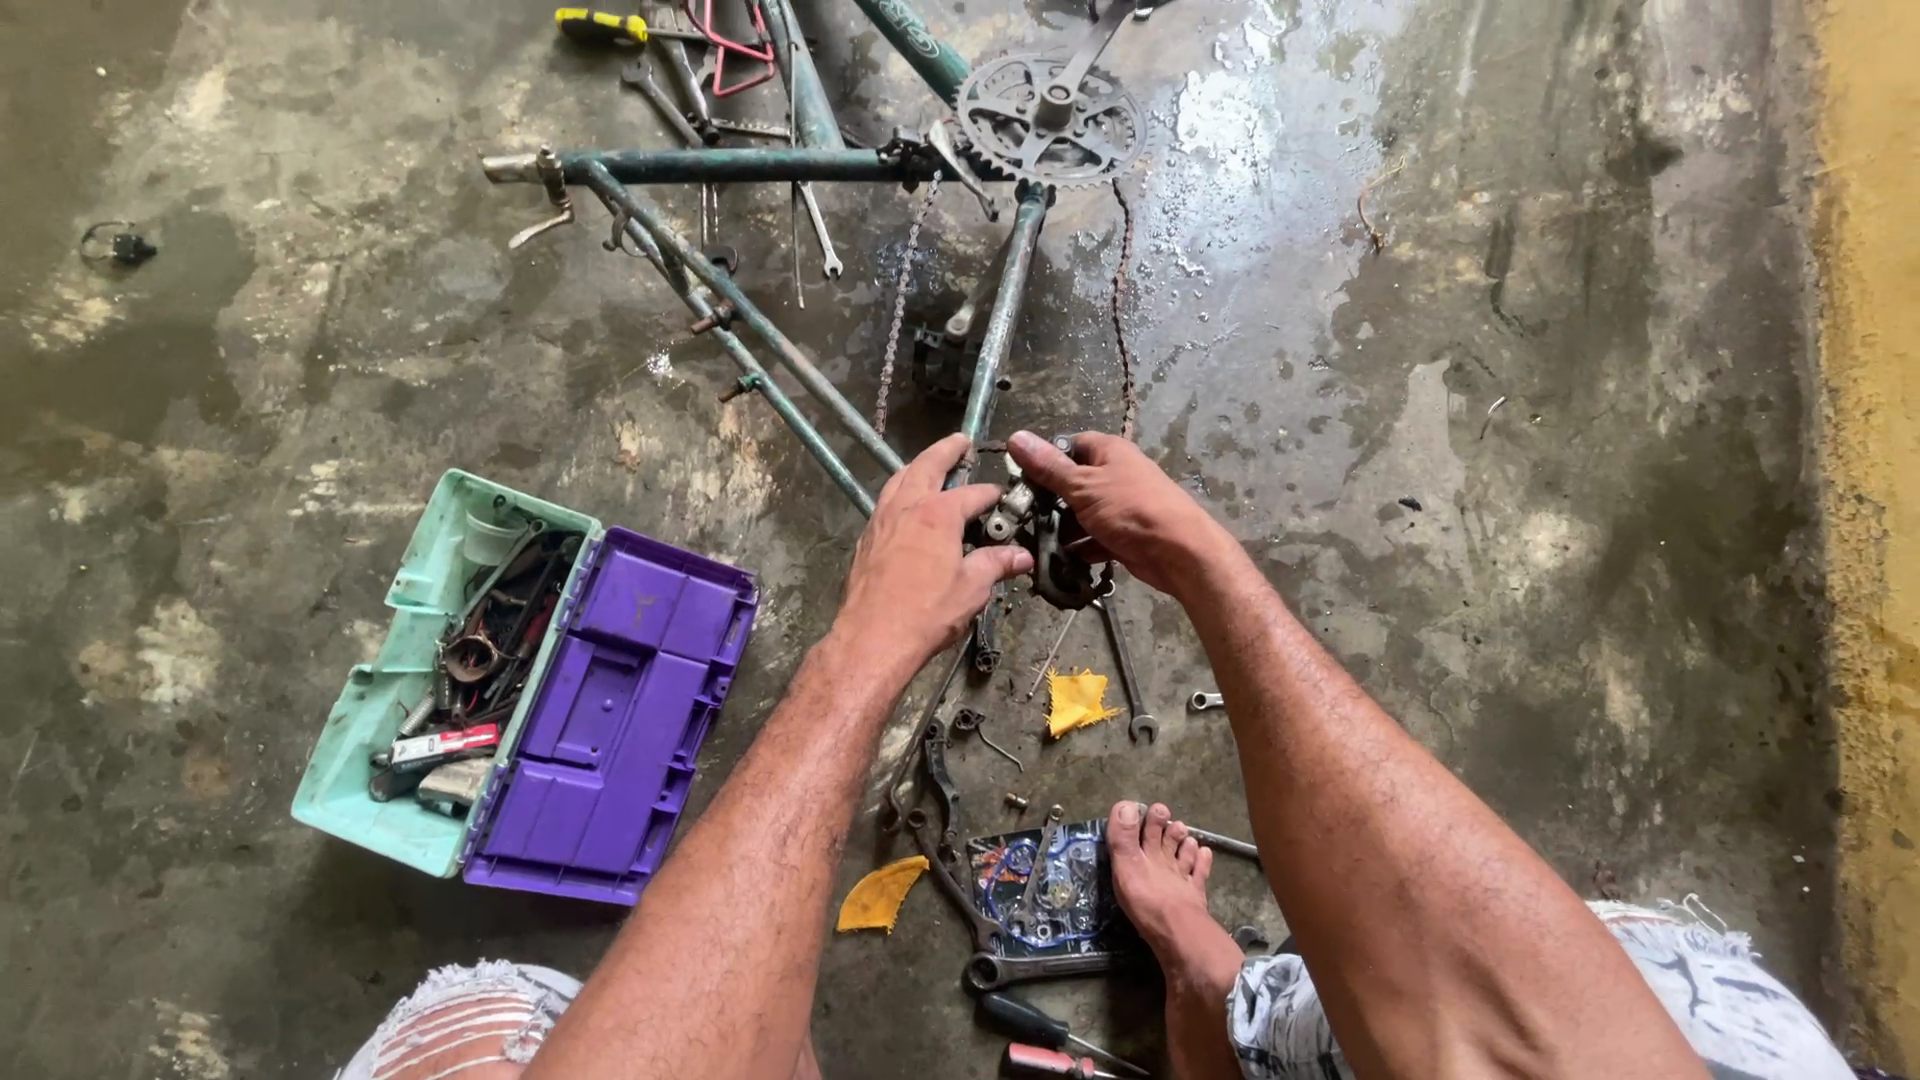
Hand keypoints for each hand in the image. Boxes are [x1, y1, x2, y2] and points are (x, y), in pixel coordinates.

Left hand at [831, 434, 1034, 673]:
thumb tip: (1021, 556)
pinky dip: (899, 492)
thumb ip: (995, 564)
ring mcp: (881, 521)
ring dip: (916, 467)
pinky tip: (905, 505)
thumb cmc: (926, 612)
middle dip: (945, 450)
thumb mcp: (972, 588)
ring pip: (898, 480)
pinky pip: (884, 502)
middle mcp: (906, 508)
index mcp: (937, 514)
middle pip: (926, 466)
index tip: (1002, 498)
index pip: (972, 493)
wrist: (873, 638)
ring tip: (929, 464)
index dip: (991, 494)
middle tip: (959, 441)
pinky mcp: (866, 540)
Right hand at [1007, 430, 1234, 595]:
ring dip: (1061, 529)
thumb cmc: (1130, 509)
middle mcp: (1115, 474)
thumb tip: (1015, 437)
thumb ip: (1048, 466)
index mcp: (1108, 451)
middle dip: (1049, 502)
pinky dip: (1079, 548)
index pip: (1068, 446)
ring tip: (1036, 543)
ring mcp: (1119, 506)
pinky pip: (1092, 538)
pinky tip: (1059, 560)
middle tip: (1023, 517)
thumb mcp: (1083, 485)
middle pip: (1071, 483)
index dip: (1044, 460)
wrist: (1178, 552)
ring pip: (1079, 514)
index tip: (1021, 480)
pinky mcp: (1122, 534)